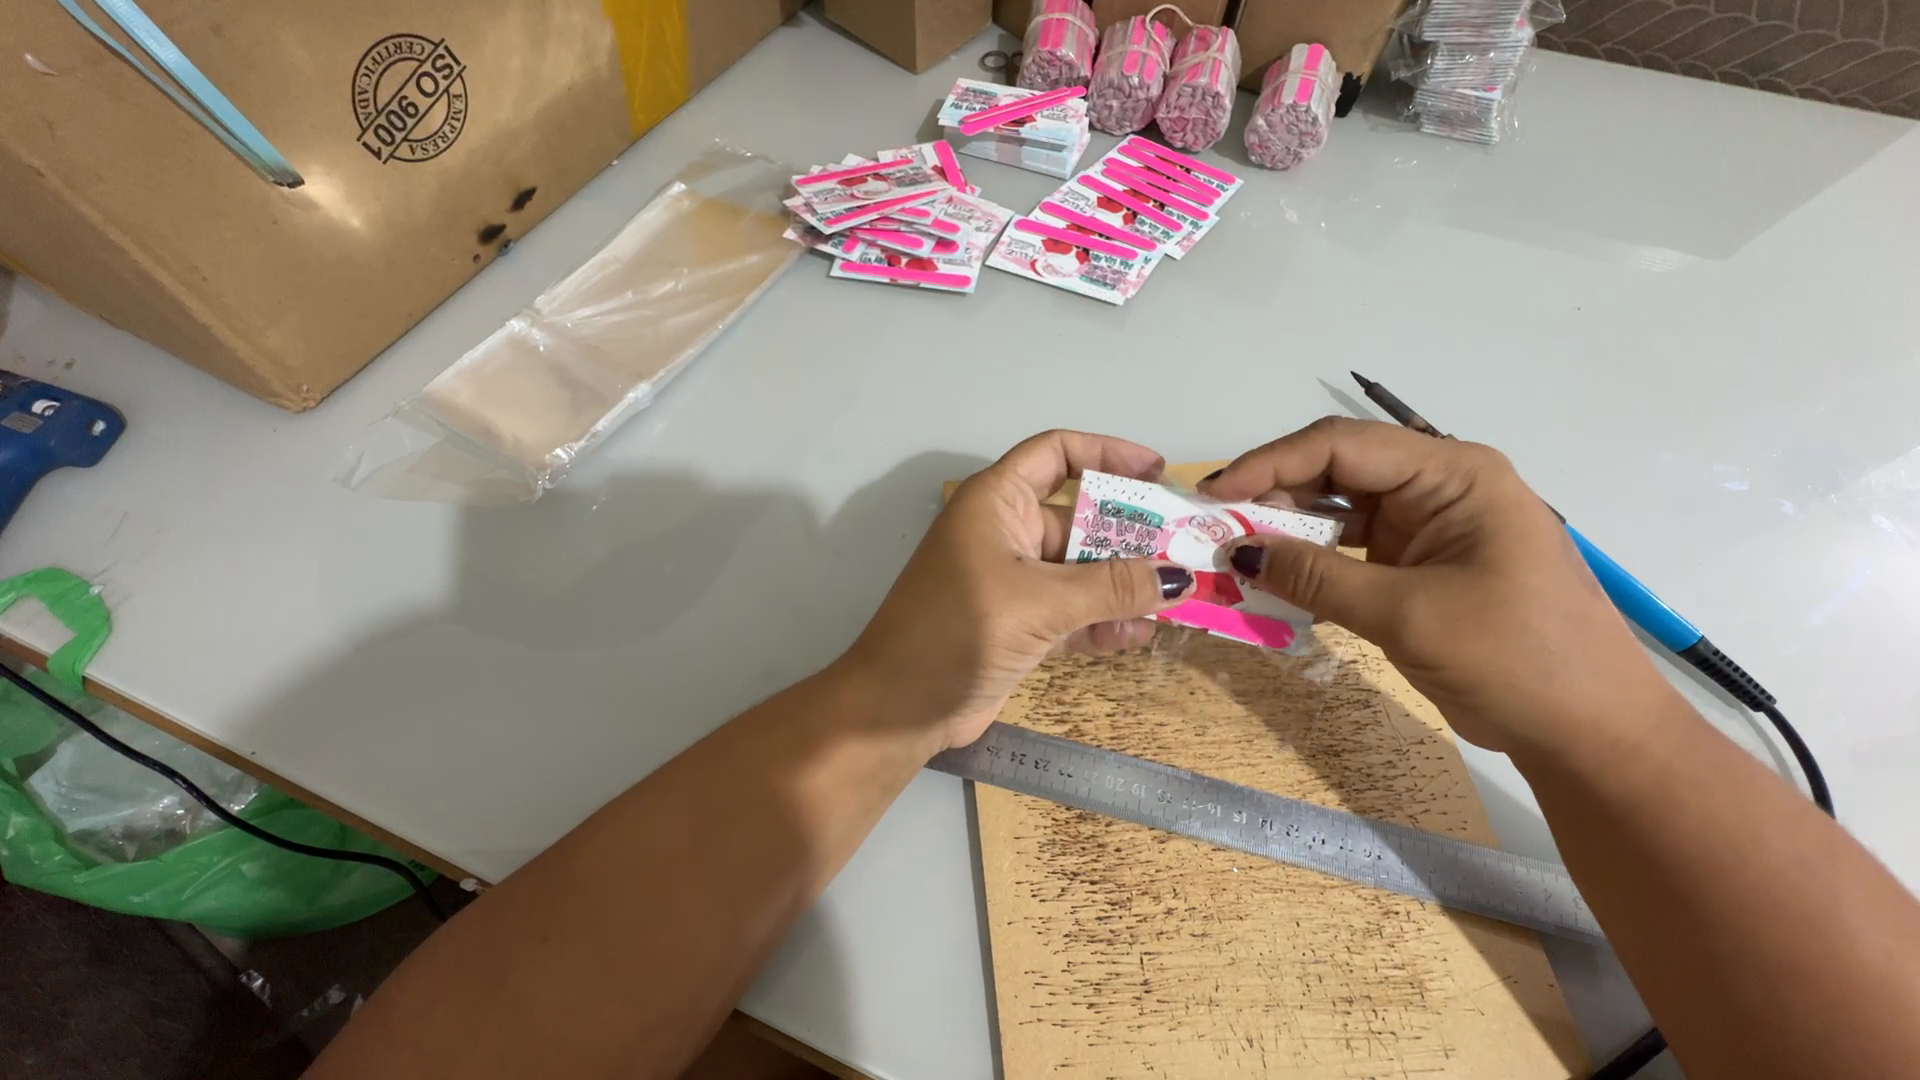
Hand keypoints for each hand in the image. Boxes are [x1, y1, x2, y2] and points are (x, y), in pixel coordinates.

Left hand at [845, 430, 1197, 753]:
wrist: (898, 709)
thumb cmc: (960, 632)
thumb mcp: (1040, 603)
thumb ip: (1112, 588)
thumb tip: (1179, 577)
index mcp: (995, 502)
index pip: (1055, 453)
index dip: (1106, 452)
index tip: (1157, 473)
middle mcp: (1003, 532)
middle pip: (1078, 518)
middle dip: (1129, 536)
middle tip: (1185, 551)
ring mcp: (1010, 581)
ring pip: (1079, 569)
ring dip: (1122, 585)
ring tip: (1174, 600)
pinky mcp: (1016, 624)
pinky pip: (1070, 610)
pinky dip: (1100, 620)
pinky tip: (1137, 636)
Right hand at [1200, 417, 1672, 757]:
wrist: (1589, 734)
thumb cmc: (1515, 657)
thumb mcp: (1406, 613)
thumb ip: (1316, 577)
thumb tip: (1238, 552)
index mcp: (1453, 475)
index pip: (1342, 446)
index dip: (1271, 463)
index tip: (1215, 494)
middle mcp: (1438, 489)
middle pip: (1336, 472)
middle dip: (1273, 496)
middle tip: (1215, 528)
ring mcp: (1428, 529)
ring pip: (1338, 512)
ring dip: (1287, 531)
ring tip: (1235, 553)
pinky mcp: (1418, 568)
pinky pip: (1349, 552)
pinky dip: (1310, 564)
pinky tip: (1273, 579)